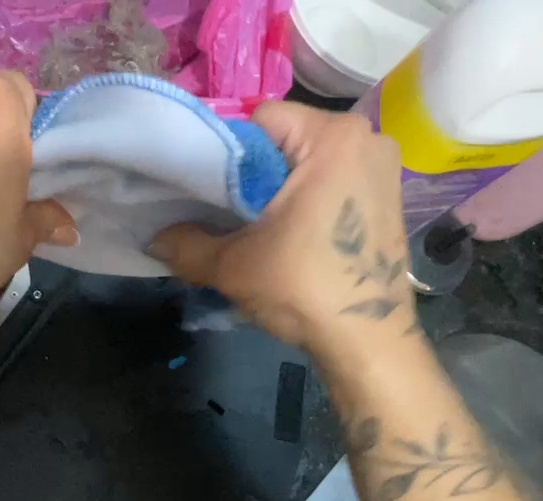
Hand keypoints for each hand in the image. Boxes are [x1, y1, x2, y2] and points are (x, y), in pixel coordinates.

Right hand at [151, 102, 415, 364]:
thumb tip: (155, 240)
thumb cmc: (302, 288)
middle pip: (286, 140)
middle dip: (252, 174)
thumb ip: (187, 246)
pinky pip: (332, 183)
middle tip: (225, 215)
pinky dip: (306, 202)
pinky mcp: (388, 197)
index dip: (225, 152)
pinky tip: (291, 238)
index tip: (206, 192)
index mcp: (331, 137)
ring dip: (278, 190)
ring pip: (309, 163)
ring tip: (256, 229)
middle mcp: (366, 136)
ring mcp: (383, 167)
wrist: (366, 338)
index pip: (260, 120)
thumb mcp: (233, 266)